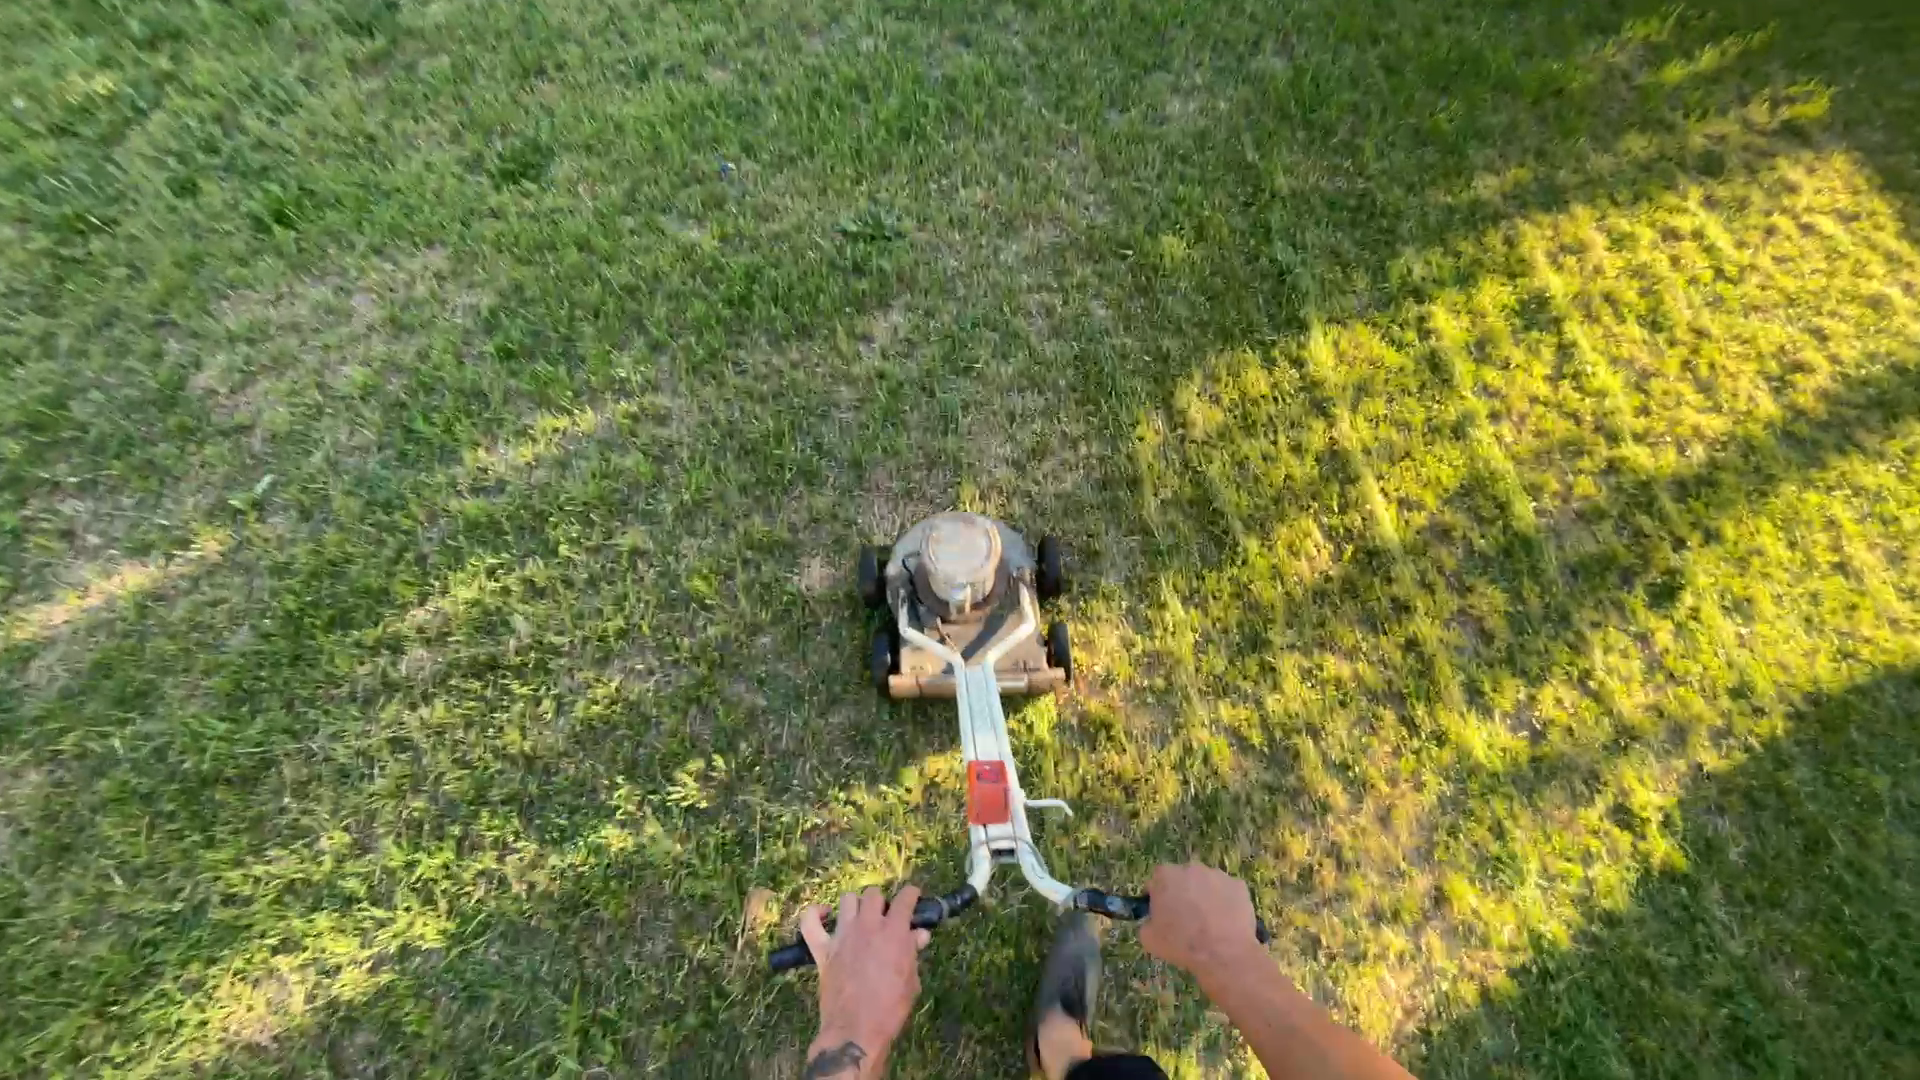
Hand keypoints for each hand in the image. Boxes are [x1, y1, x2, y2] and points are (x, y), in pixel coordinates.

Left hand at [799, 883, 932, 1075]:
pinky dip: (815, 914)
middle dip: (881, 902)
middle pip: (873, 895)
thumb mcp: (911, 981)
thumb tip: (919, 934)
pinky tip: (825, 916)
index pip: (905, 898)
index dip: (911, 894)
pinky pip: (810, 922)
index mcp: (894, 932)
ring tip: (860, 918)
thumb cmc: (890, 1009)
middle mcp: (868, 925)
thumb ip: (913, 952)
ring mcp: (843, 935)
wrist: (856, 1031)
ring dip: (856, 906)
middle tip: (884, 918)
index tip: (913, 897)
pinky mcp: (823, 949)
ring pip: (847, 899)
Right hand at [1138, 862, 1260, 980]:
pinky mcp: (1238, 885)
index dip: (1159, 896)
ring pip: (1208, 884)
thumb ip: (1147, 922)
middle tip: (1188, 919)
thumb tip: (1153, 921)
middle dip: (1184, 893)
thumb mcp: (1149, 938)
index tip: (1163, 913)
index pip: (1157, 880)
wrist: (1223, 954)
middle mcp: (1190, 867)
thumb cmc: (1181, 944)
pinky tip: (1227, 923)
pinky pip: (1229, 892)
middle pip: (1184, 878)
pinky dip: (1227, 903)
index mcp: (1165, 875)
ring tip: (1211, 924)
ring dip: (1206, 897)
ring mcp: (1217, 875)